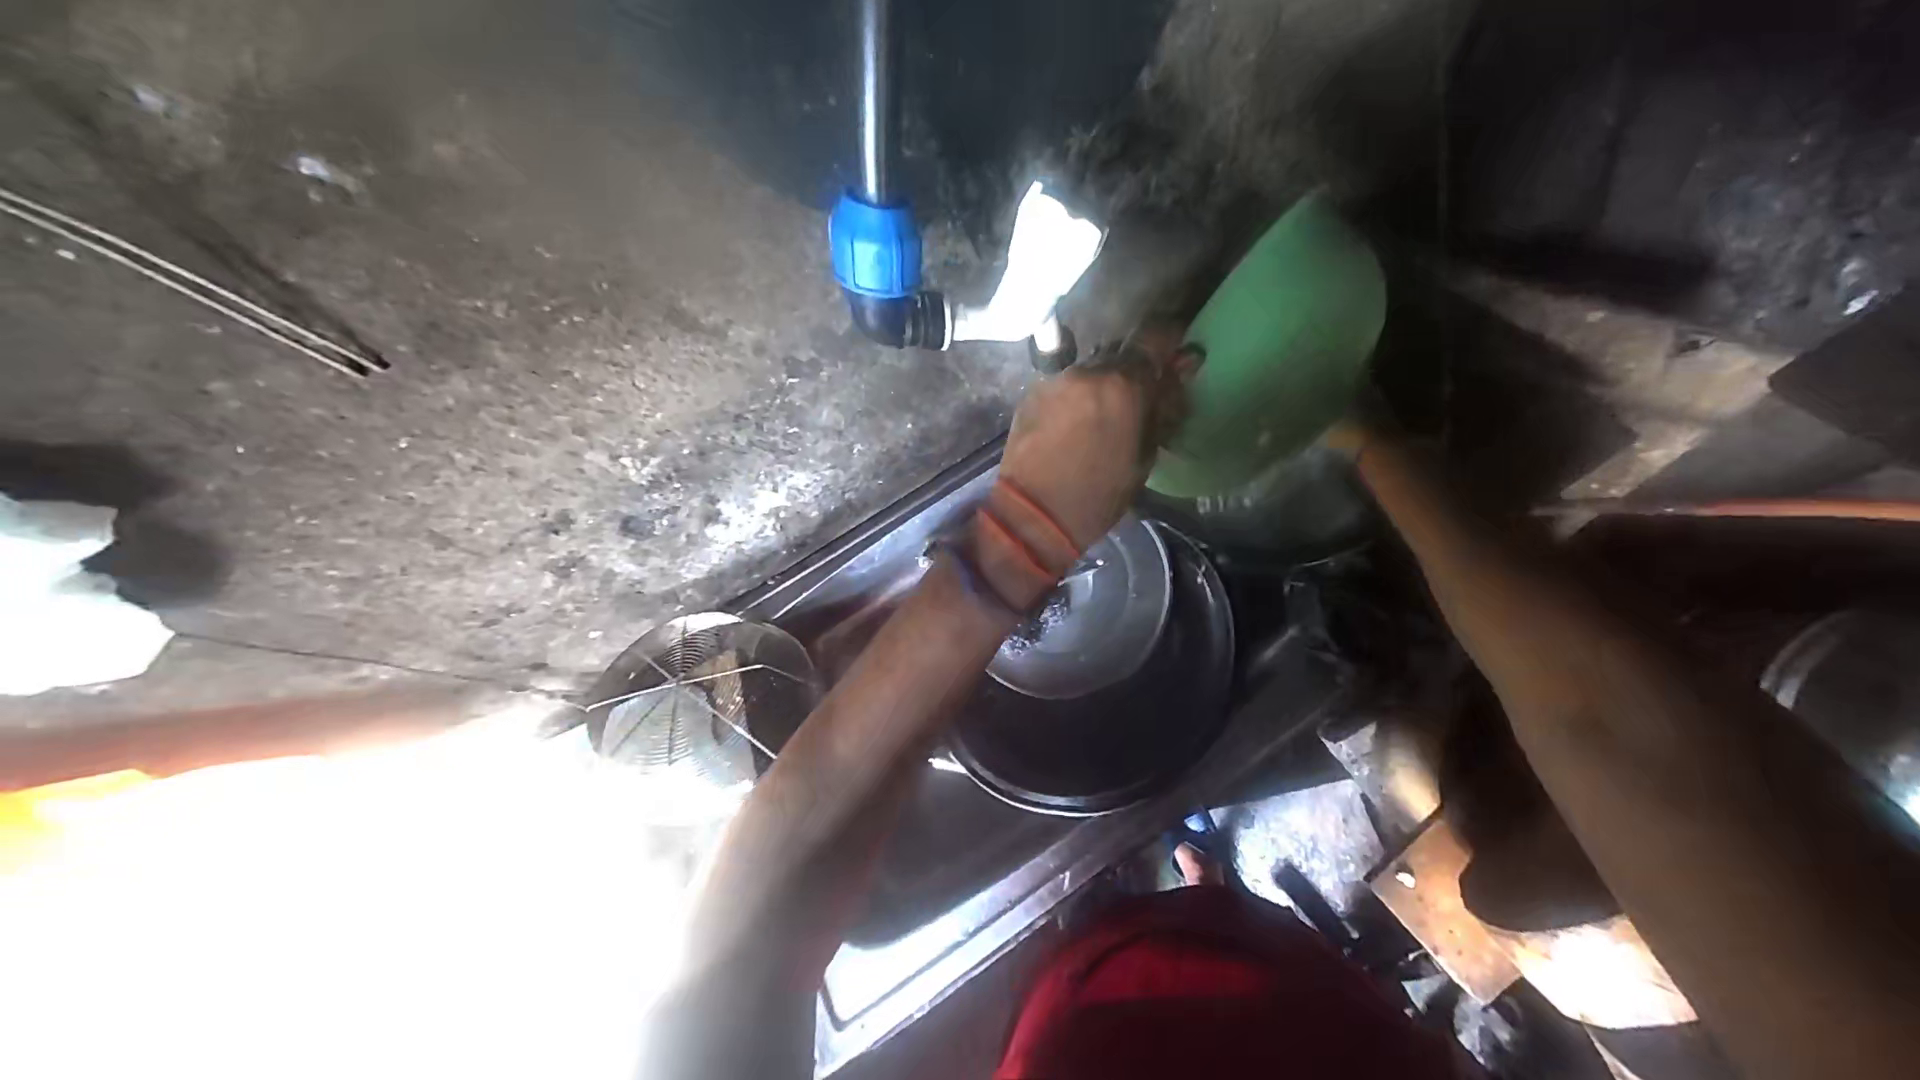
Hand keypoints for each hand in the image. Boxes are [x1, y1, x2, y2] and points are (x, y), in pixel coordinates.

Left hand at [997, 326, 1189, 549]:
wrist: (1032, 514)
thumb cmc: (1097, 495)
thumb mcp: (1143, 458)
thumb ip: (1160, 412)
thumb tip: (1173, 381)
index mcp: (1122, 384)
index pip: (1154, 338)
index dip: (1168, 343)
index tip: (1173, 357)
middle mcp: (1086, 371)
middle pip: (1118, 356)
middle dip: (1130, 374)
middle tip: (1135, 402)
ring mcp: (1054, 381)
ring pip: (1088, 372)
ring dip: (1099, 387)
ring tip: (1099, 419)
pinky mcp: (1030, 395)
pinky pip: (1063, 387)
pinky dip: (1073, 399)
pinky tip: (1071, 426)